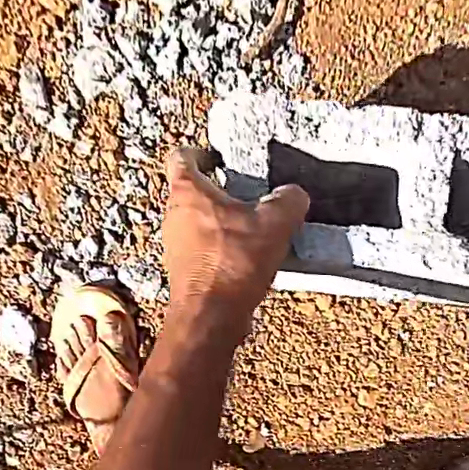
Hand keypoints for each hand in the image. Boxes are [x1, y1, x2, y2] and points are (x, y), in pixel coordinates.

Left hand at [161, 148, 308, 339]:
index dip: (200, 153)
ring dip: (218, 225)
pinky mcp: (182, 274)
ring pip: (195, 224)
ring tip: (248, 233)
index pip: (181, 157)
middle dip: (216, 193)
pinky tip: (242, 263)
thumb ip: (288, 202)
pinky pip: (199, 253)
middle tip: (244, 197)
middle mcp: (173, 216)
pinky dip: (217, 252)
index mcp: (187, 192)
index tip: (218, 158)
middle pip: (190, 193)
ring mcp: (174, 247)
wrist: (210, 316)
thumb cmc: (234, 263)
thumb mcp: (274, 225)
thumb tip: (295, 195)